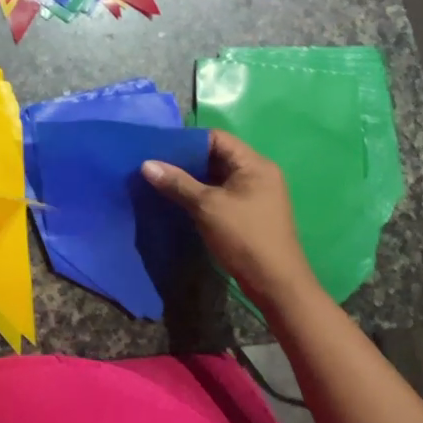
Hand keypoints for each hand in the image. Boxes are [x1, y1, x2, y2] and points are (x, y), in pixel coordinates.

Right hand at [141, 130, 316, 304]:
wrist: (276, 284)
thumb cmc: (244, 237)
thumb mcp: (207, 206)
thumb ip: (177, 182)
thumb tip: (146, 164)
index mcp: (255, 165)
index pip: (217, 138)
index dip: (188, 140)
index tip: (159, 147)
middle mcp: (258, 174)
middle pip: (216, 156)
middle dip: (186, 159)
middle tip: (155, 163)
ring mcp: (255, 194)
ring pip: (216, 176)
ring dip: (191, 178)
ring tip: (161, 179)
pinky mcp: (249, 212)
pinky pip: (220, 193)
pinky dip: (200, 193)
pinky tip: (178, 198)